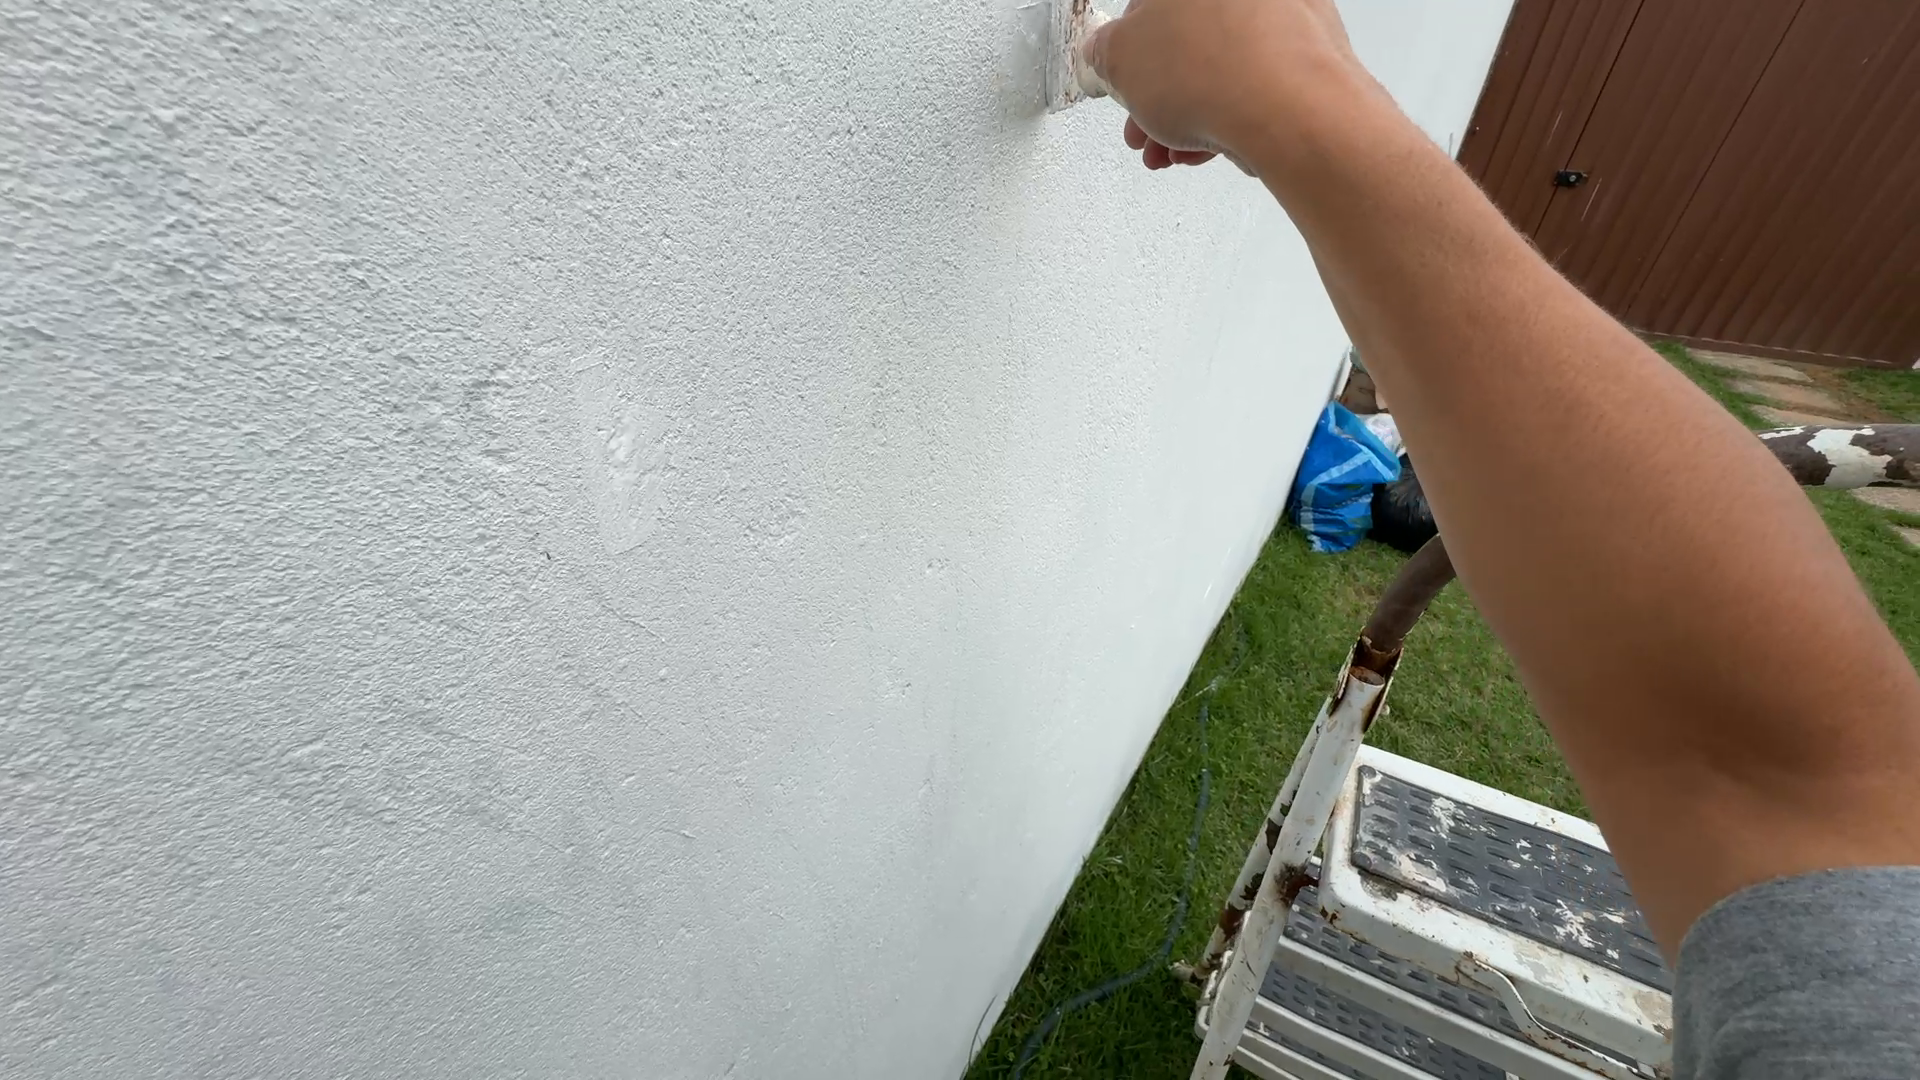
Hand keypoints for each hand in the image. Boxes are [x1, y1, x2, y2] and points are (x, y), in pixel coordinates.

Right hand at [1084, 0, 1369, 171]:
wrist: (1285, 106)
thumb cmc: (1210, 71)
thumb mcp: (1121, 59)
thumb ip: (1105, 51)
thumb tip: (1105, 51)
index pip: (1145, 11)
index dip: (1127, 59)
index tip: (1123, 91)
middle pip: (1184, 43)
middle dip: (1156, 97)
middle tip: (1143, 132)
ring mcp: (1280, 13)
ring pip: (1217, 68)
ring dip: (1184, 117)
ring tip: (1169, 153)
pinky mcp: (1305, 51)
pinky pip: (1250, 85)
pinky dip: (1224, 116)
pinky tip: (1205, 148)